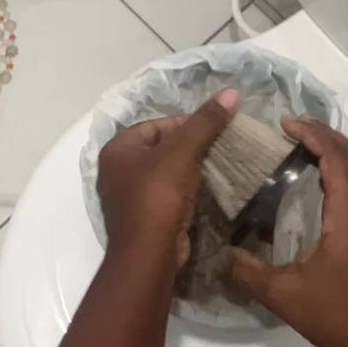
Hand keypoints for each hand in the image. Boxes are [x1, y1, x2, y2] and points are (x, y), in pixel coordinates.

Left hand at [96, 89, 239, 263]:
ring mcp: (128, 198)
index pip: (156, 125)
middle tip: (219, 146)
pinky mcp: (144, 218)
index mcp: (117, 150)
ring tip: (217, 165)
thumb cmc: (157, 195)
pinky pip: (167, 195)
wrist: (149, 254)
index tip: (213, 128)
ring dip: (189, 169)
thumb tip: (231, 93)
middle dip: (189, 146)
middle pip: (160, 148)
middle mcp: (117, 171)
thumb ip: (205, 122)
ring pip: (165, 173)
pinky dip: (185, 190)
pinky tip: (205, 190)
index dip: (185, 124)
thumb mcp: (182, 152)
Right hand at [227, 117, 347, 346]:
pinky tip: (316, 183)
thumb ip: (250, 273)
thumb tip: (221, 254)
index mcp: (347, 218)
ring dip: (335, 151)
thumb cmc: (338, 318)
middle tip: (293, 125)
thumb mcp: (285, 296)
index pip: (336, 159)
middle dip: (325, 134)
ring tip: (303, 144)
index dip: (313, 135)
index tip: (286, 123)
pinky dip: (339, 171)